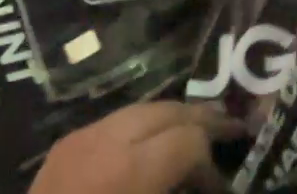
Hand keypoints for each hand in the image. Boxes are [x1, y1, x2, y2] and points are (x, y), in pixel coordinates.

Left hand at [30, 102, 243, 193]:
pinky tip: (151, 148)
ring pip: (139, 110)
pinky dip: (140, 130)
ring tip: (196, 134)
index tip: (223, 188)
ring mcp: (81, 137)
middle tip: (231, 130)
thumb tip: (212, 186)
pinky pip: (113, 123)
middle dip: (200, 121)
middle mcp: (105, 140)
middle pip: (166, 111)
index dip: (212, 163)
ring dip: (170, 121)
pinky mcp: (65, 145)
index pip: (189, 139)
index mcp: (130, 171)